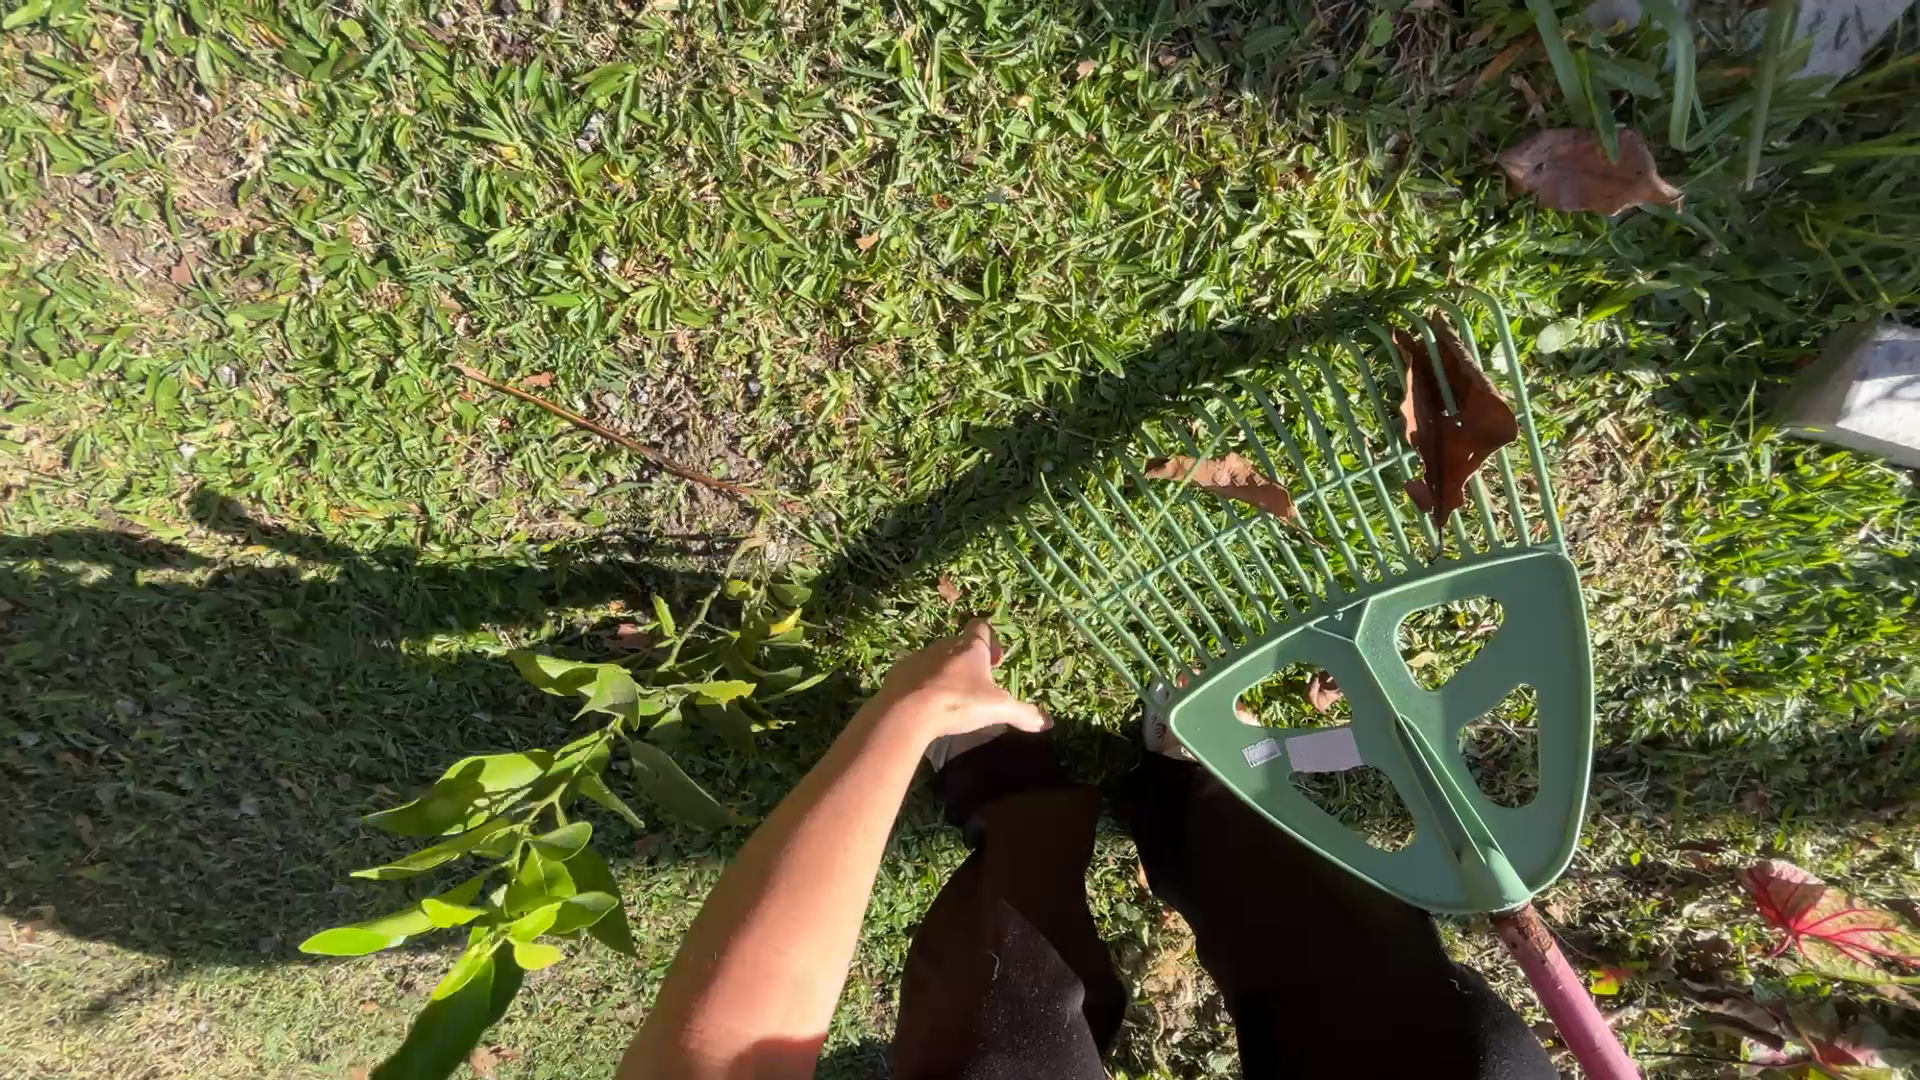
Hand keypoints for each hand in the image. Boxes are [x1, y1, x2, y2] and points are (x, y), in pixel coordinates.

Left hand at [863, 619, 1048, 742]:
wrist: (906, 711)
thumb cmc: (958, 702)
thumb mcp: (997, 709)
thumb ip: (1023, 713)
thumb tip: (1048, 723)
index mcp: (970, 648)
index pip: (981, 627)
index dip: (991, 639)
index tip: (996, 660)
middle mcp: (943, 646)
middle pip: (959, 645)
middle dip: (969, 661)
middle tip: (977, 684)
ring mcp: (918, 658)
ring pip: (935, 659)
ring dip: (944, 673)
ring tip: (951, 698)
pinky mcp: (898, 673)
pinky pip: (914, 674)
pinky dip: (922, 685)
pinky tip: (925, 706)